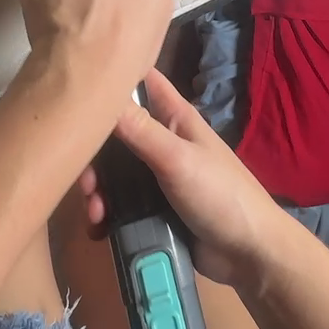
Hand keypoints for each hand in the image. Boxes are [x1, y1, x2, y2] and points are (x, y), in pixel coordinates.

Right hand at [75, 70, 290, 287]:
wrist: (248, 254)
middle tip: (86, 177)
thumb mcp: (177, 158)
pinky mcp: (153, 208)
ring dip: (98, 188)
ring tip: (95, 211)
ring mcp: (157, 176)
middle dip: (96, 151)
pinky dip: (106, 213)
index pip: (143, 80)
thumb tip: (103, 92)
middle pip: (118, 132)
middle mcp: (163, 140)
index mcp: (175, 116)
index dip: (116, 73)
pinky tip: (99, 227)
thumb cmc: (219, 193)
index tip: (81, 79)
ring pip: (115, 171)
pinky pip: (120, 203)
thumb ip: (141, 129)